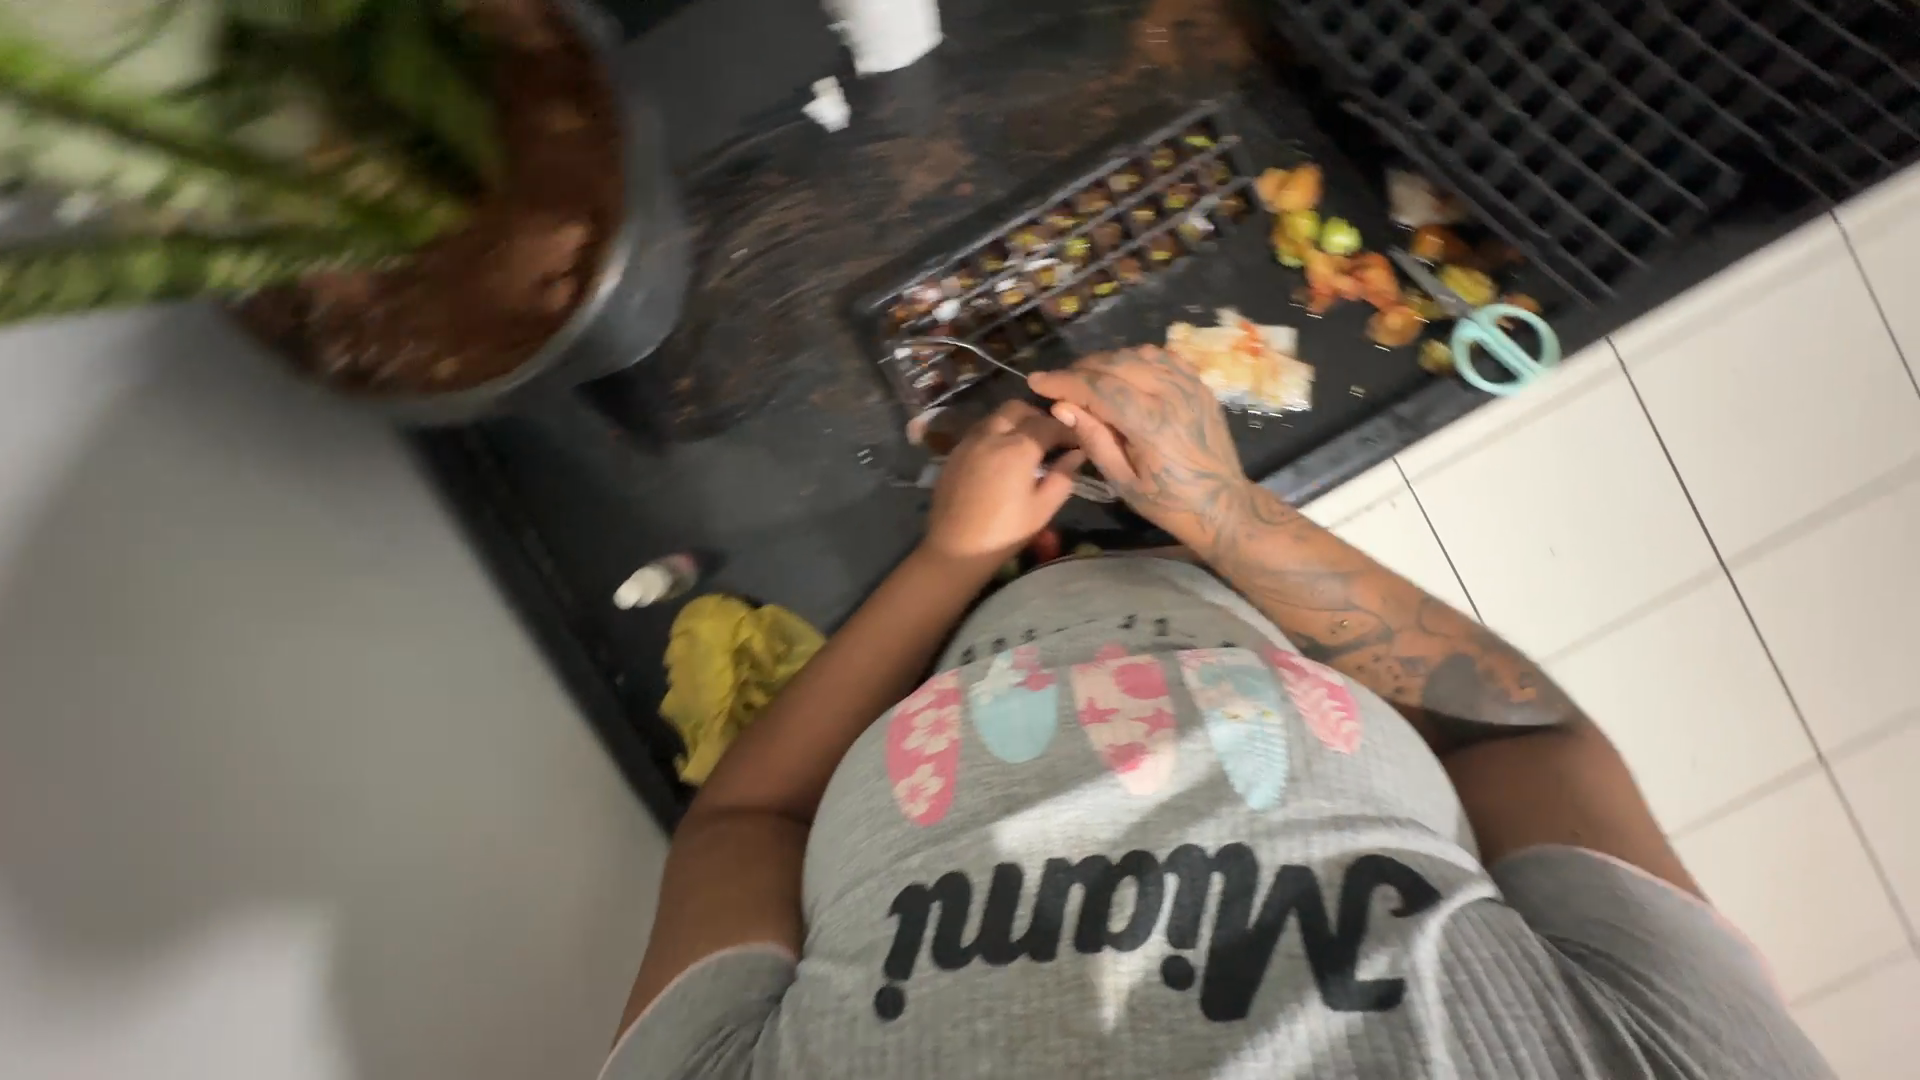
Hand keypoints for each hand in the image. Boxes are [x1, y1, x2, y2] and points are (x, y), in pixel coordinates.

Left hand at [922, 400, 1084, 564]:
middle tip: (1050, 437)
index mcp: (1017, 448)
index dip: (1066, 429)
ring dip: (1014, 422)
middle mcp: (991, 436)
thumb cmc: (1005, 533)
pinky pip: (979, 430)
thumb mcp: (1043, 508)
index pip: (1048, 424)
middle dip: (1037, 416)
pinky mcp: (954, 453)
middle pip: (1017, 408)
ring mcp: (968, 442)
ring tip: (1026, 444)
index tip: (1076, 440)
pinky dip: (995, 432)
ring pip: (995, 416)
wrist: (956, 549)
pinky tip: (1001, 455)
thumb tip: (1076, 454)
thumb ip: (1062, 476)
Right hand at [1027, 346, 1251, 547]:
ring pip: (1137, 354)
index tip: (1036, 382)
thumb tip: (1061, 408)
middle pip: (1115, 363)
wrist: (1221, 503)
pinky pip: (1162, 357)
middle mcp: (1171, 394)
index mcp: (1150, 423)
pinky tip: (1122, 373)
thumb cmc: (1167, 502)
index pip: (1097, 388)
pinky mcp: (1199, 384)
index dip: (1063, 382)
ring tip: (1087, 380)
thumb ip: (1093, 440)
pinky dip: (1135, 359)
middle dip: (1080, 370)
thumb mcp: (1122, 482)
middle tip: (1059, 385)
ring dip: (1106, 362)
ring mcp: (1189, 384)